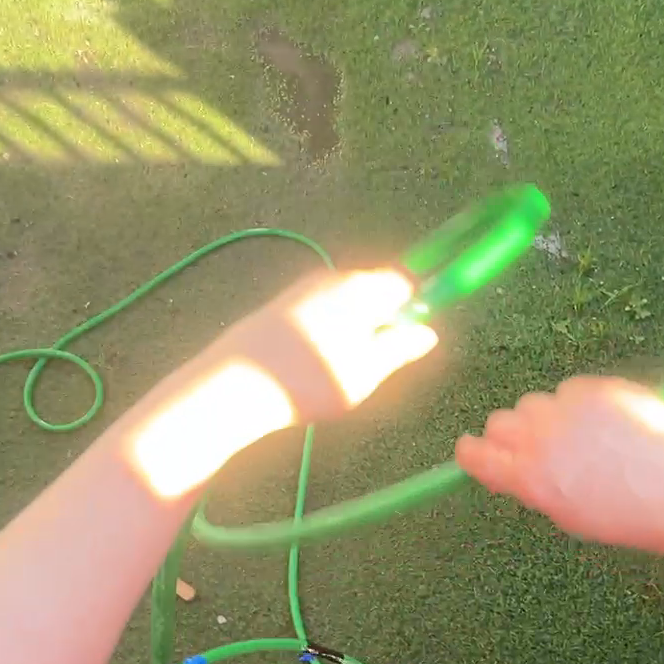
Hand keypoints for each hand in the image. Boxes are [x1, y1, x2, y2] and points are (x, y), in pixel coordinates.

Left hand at [124, 270, 437, 498]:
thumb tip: (428, 333)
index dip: (417, 304)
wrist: (236, 385)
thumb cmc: (312, 381)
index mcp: (360, 287)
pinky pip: (317, 313)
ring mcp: (300, 290)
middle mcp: (330, 278)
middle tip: (379, 363)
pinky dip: (326, 334)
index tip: (415, 334)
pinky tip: (312, 367)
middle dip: (384, 318)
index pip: (403, 280)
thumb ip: (401, 347)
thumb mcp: (369, 372)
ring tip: (341, 372)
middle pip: (372, 288)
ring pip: (343, 303)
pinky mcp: (277, 308)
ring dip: (353, 330)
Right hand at [455, 376, 663, 555]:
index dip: (471, 452)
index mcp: (530, 478)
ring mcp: (569, 411)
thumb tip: (506, 463)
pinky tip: (603, 424)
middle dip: (509, 435)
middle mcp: (542, 440)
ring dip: (543, 417)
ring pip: (533, 403)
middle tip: (534, 448)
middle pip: (499, 422)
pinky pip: (569, 389)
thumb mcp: (565, 514)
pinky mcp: (597, 390)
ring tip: (577, 437)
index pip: (475, 454)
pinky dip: (576, 404)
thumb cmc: (622, 515)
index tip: (475, 450)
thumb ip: (530, 485)